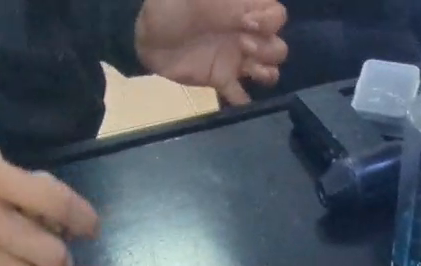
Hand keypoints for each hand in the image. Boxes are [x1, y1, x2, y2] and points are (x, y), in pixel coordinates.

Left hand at [135, 0, 288, 104]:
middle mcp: (244, 33)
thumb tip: (256, 20)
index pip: (276, 15)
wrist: (142, 33)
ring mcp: (235, 58)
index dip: (270, 21)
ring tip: (246, 69)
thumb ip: (231, 6)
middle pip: (278, 47)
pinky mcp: (221, 80)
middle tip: (243, 47)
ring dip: (265, 73)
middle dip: (268, 49)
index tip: (248, 23)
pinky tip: (237, 97)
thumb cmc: (170, 6)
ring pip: (268, 72)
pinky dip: (243, 100)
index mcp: (242, 7)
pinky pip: (241, 96)